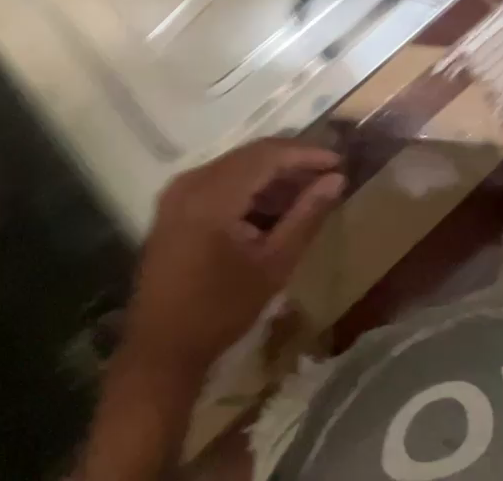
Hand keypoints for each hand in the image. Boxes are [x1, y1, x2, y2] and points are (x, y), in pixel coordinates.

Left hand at [123, 138, 345, 371]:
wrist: (162, 349)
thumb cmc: (221, 310)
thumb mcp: (273, 265)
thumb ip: (306, 216)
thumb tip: (336, 180)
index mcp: (212, 195)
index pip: (266, 155)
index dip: (305, 153)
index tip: (339, 161)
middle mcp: (191, 182)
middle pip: (250, 156)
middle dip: (291, 163)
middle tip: (327, 176)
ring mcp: (178, 192)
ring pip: (236, 167)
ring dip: (271, 177)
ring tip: (307, 193)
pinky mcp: (174, 205)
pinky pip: (219, 182)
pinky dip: (248, 189)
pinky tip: (273, 208)